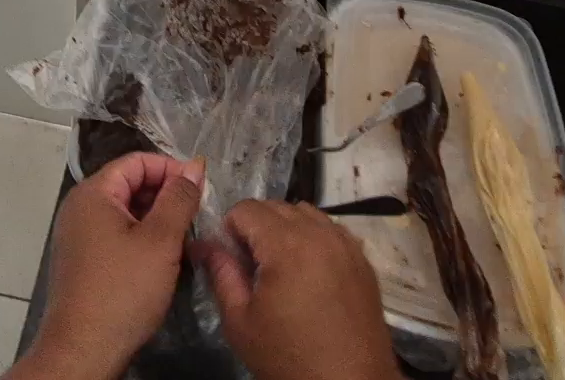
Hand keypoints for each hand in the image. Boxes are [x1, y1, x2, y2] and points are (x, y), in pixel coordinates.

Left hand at [13, 152, 205, 379]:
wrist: (81, 354)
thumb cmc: (122, 291)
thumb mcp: (160, 241)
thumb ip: (179, 199)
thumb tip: (195, 166)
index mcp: (93, 193)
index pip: (137, 162)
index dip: (171, 169)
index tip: (200, 188)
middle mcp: (80, 207)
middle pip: (130, 184)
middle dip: (165, 195)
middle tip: (195, 215)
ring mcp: (78, 235)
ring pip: (126, 212)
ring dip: (156, 219)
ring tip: (184, 238)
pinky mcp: (83, 261)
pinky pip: (116, 234)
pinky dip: (141, 238)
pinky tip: (163, 259)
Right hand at [194, 200, 401, 379]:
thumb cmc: (289, 358)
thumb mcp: (242, 322)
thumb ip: (221, 274)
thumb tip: (202, 244)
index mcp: (286, 243)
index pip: (246, 209)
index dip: (230, 229)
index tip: (230, 258)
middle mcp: (318, 231)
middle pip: (275, 206)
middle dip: (256, 226)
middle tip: (252, 265)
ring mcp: (344, 242)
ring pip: (304, 212)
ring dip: (286, 227)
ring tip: (281, 266)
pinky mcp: (362, 258)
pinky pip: (330, 228)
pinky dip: (314, 236)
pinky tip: (310, 270)